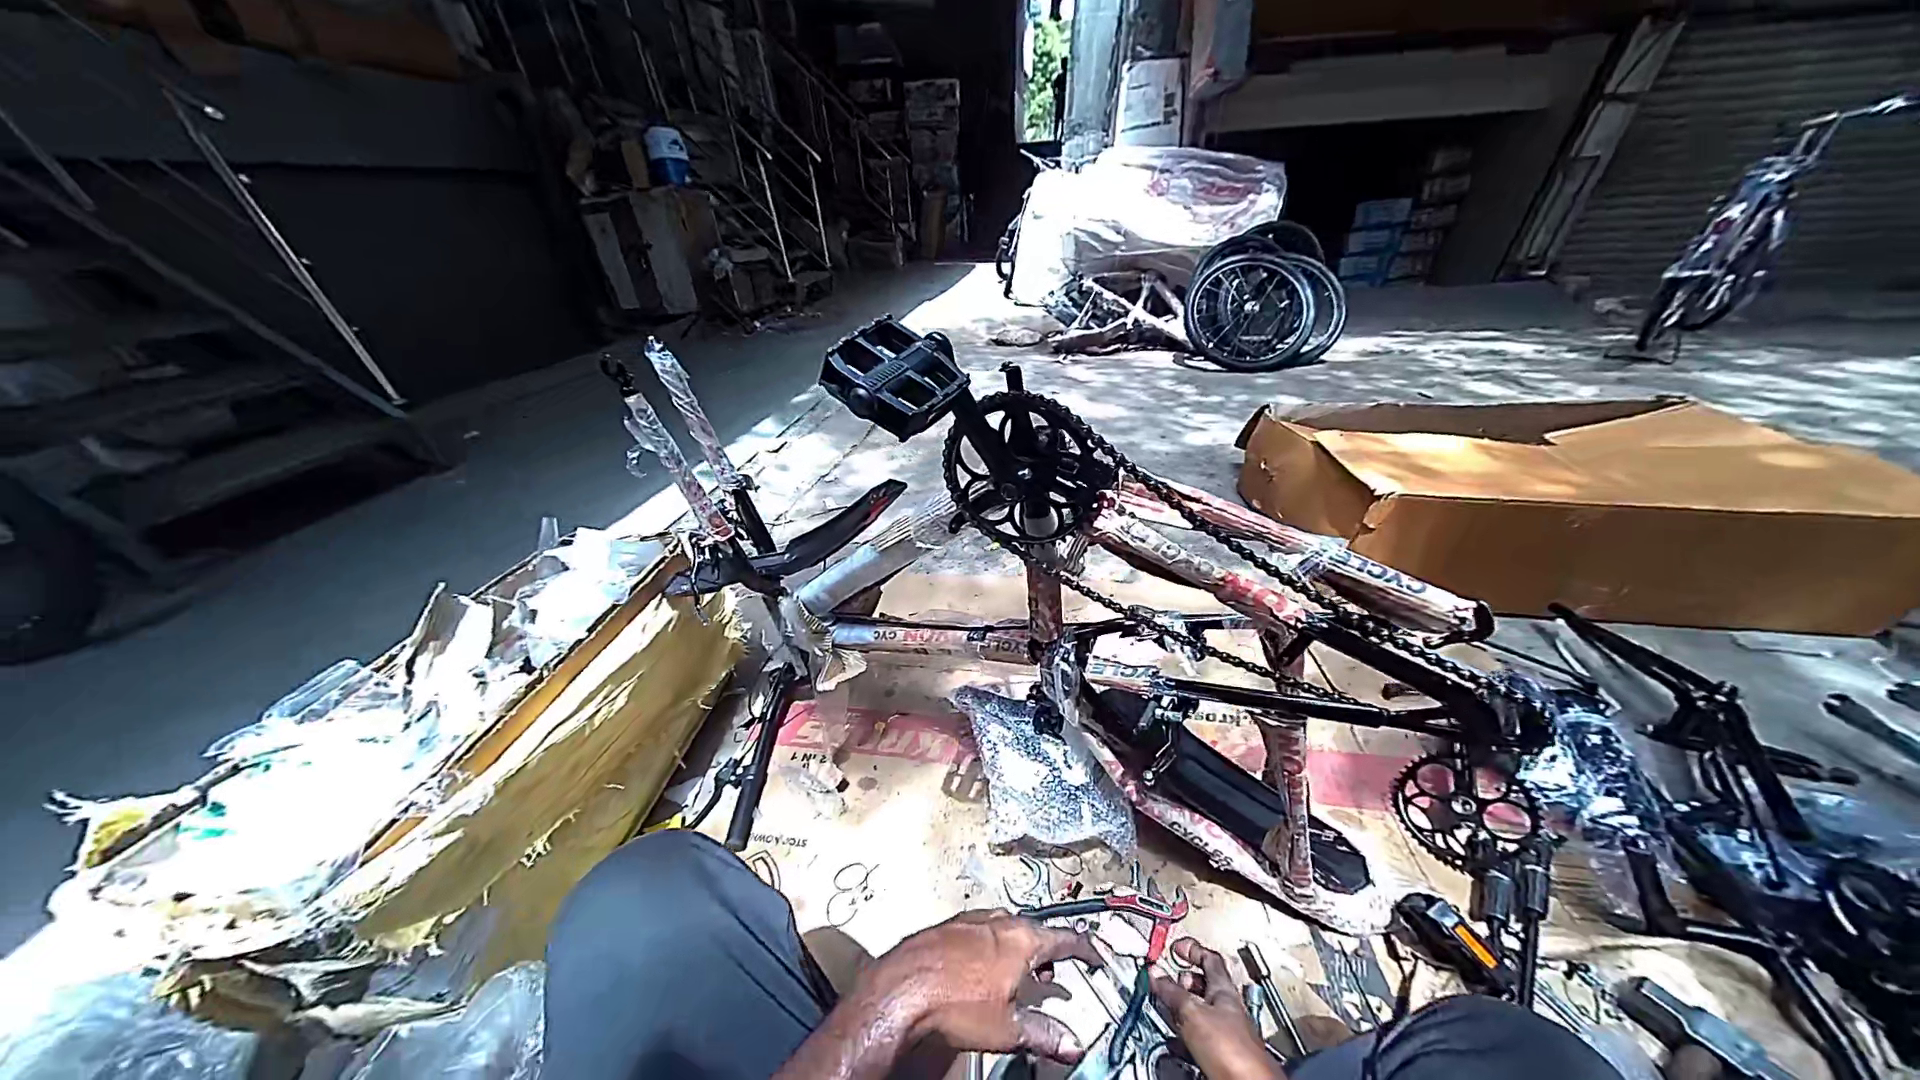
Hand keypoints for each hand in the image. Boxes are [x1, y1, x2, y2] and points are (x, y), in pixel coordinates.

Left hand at [862, 909, 1101, 1063]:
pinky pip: (979, 932)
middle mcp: (997, 920)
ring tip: (1019, 976)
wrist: (902, 989)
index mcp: (1020, 938)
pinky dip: (990, 948)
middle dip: (1048, 953)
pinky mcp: (947, 927)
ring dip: (1018, 950)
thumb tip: (1070, 1044)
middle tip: (1055, 973)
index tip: (1096, 954)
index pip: (1065, 939)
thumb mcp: (1007, 1027)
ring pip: (1005, 929)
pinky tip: (981, 971)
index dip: (1085, 949)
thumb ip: (1044, 1033)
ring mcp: (970, 920)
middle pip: (1034, 931)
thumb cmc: (952, 1002)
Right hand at [1152, 939, 1283, 1079]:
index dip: (1191, 949)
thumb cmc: (1232, 1050)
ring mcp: (1225, 1033)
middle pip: (1203, 985)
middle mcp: (1227, 1009)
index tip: (1175, 948)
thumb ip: (1173, 991)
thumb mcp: (1192, 1012)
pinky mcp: (1221, 1055)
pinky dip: (1184, 1032)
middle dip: (1182, 981)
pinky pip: (1198, 1035)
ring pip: (1199, 1011)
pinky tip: (1176, 1040)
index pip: (1209, 958)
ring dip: (1181, 1008)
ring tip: (1168, 1010)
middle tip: (1167, 980)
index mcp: (1224, 991)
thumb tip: (1156, 973)